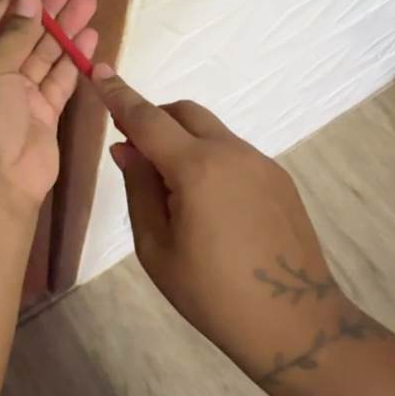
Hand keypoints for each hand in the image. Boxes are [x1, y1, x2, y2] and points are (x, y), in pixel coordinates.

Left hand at [0, 0, 97, 218]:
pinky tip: (90, 35)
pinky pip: (59, 80)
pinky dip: (73, 58)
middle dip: (49, 8)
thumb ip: (12, 35)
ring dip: (66, 28)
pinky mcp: (42, 117)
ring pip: (44, 54)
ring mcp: (17, 98)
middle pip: (23, 35)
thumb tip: (27, 0)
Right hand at [92, 66, 346, 376]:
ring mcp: (260, 163)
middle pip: (183, 112)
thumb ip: (139, 189)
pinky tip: (208, 206)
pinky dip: (208, 158)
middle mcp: (231, 152)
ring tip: (172, 192)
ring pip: (210, 131)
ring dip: (183, 141)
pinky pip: (232, 152)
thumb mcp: (157, 249)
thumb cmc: (212, 295)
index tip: (99, 71)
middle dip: (153, 118)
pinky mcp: (278, 178)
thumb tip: (127, 147)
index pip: (147, 118)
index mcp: (197, 169)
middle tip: (134, 149)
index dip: (119, 95)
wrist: (295, 324)